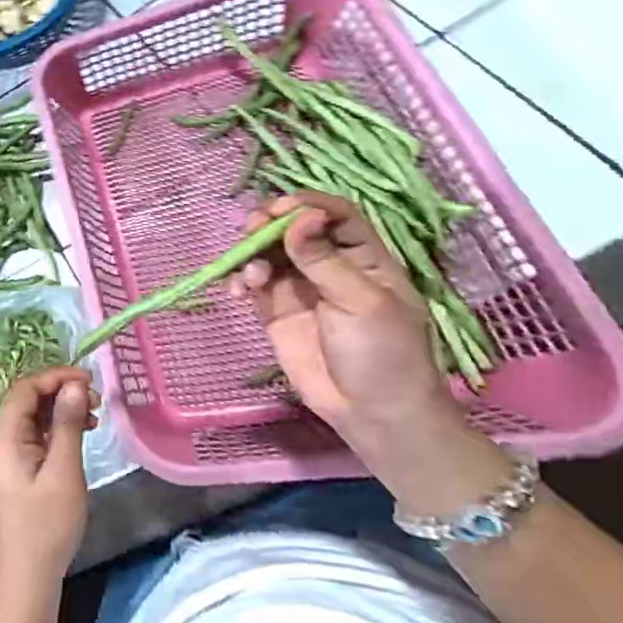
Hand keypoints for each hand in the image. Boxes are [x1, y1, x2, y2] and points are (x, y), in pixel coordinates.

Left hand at [0, 365, 100, 584]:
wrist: (30, 574)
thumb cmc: (46, 523)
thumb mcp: (63, 469)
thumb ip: (67, 423)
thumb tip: (75, 384)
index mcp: (3, 433)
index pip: (26, 386)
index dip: (56, 376)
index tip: (88, 379)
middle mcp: (1, 435)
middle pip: (29, 395)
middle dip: (62, 389)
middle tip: (95, 398)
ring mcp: (9, 450)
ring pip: (35, 411)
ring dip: (63, 406)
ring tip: (94, 415)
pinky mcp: (20, 462)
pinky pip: (37, 429)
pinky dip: (60, 424)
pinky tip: (83, 430)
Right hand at [230, 192, 457, 444]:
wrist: (375, 417)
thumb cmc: (384, 355)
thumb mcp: (362, 303)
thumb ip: (324, 259)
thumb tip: (297, 216)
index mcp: (363, 256)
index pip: (335, 213)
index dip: (308, 204)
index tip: (282, 208)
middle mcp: (329, 264)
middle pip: (294, 226)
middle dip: (271, 222)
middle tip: (254, 228)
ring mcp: (301, 287)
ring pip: (269, 251)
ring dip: (253, 250)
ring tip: (250, 272)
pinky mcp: (277, 310)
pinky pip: (254, 282)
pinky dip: (241, 278)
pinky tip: (238, 289)